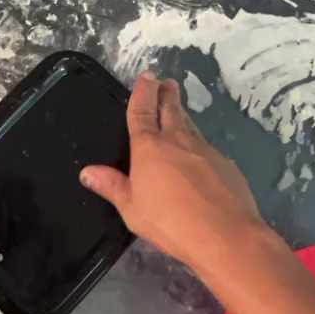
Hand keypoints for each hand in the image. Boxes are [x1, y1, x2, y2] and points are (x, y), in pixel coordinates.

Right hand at [80, 71, 265, 271]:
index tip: (147, 75)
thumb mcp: (132, 208)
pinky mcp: (227, 167)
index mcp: (149, 146)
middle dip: (166, 93)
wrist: (227, 238)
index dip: (142, 92)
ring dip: (183, 115)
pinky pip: (208, 150)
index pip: (142, 111)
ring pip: (191, 126)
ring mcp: (206, 152)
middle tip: (166, 81)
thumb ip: (111, 186)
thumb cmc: (170, 222)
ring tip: (179, 110)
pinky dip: (200, 147)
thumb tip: (87, 171)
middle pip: (170, 109)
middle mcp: (178, 141)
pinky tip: (201, 158)